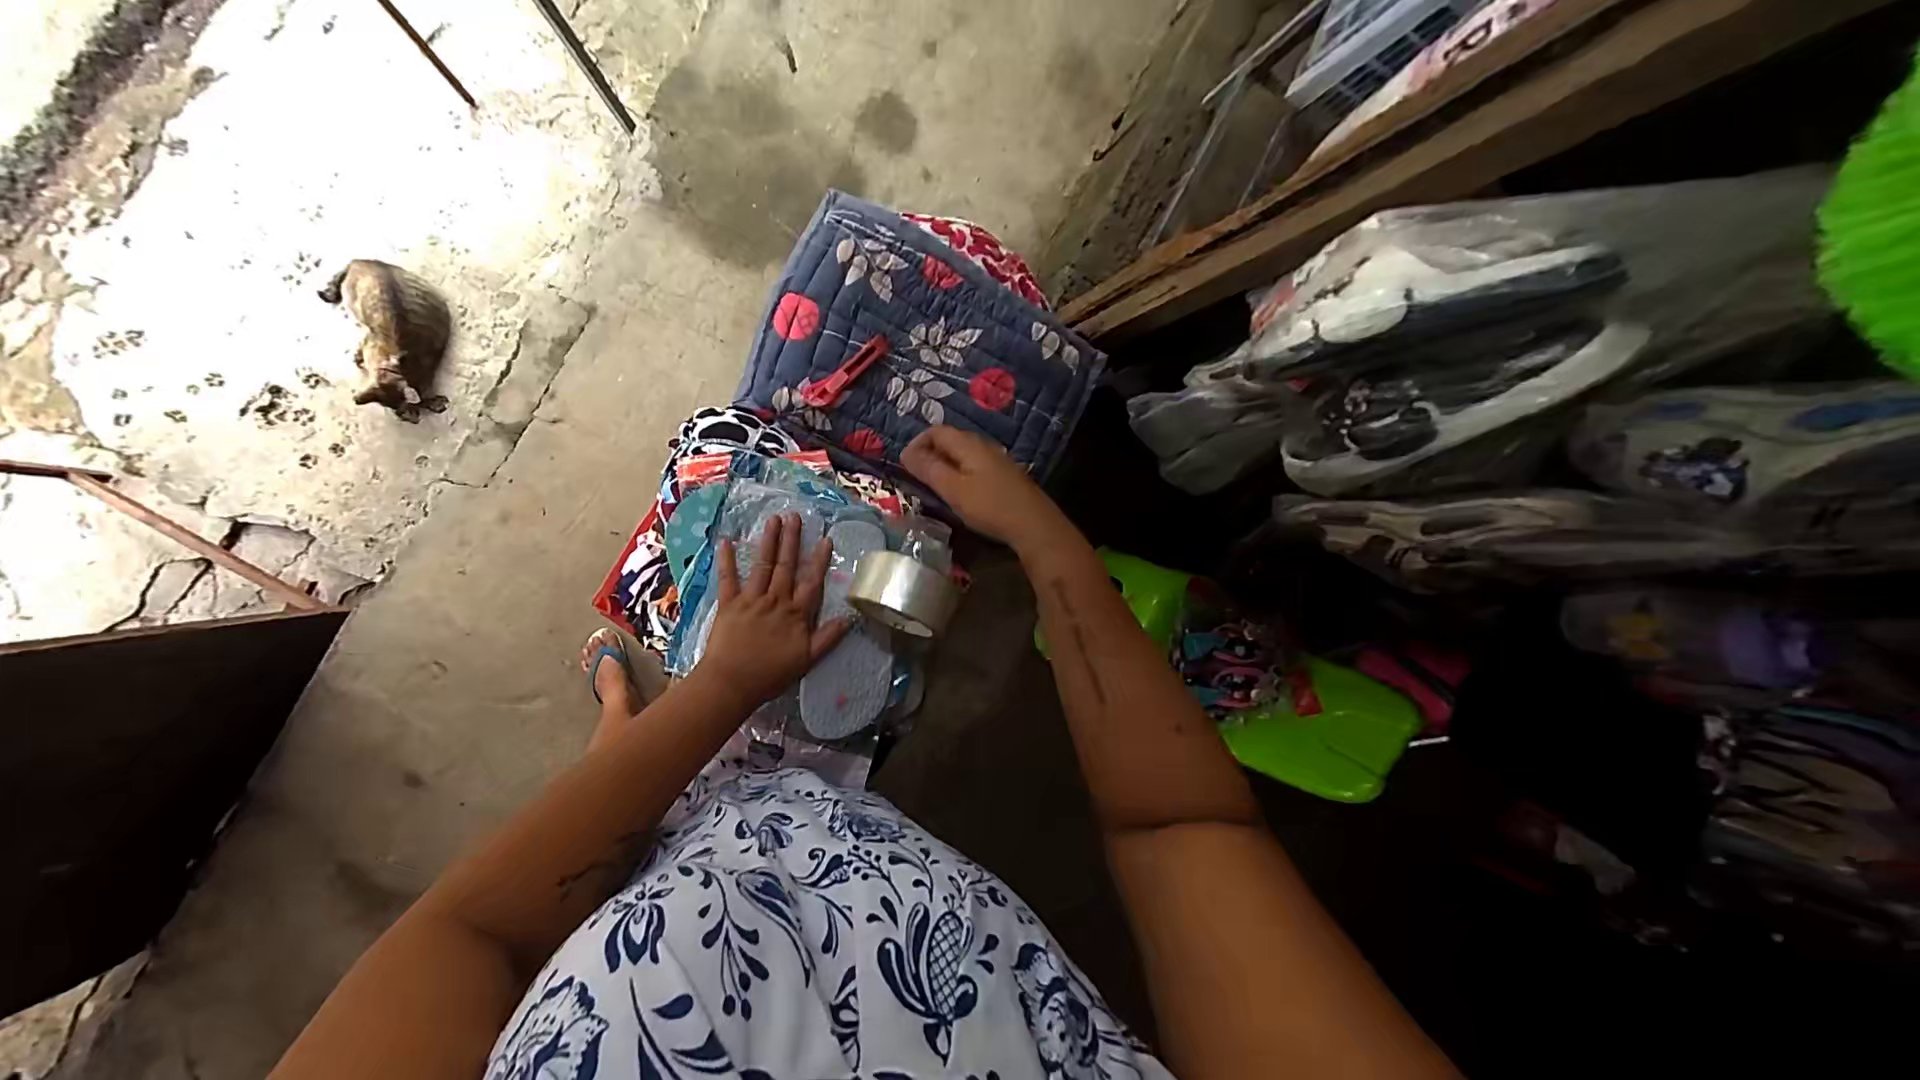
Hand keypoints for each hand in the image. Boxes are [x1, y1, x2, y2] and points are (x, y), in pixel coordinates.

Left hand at [696, 513, 851, 708]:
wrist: (731, 683)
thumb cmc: (770, 675)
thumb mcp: (807, 660)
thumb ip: (828, 638)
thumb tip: (849, 619)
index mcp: (796, 614)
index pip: (811, 582)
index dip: (819, 561)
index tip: (825, 539)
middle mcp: (775, 601)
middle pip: (786, 566)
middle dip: (792, 540)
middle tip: (795, 516)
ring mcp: (751, 600)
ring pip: (762, 565)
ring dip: (769, 541)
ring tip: (773, 520)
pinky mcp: (728, 604)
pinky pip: (727, 578)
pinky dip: (727, 560)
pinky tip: (726, 541)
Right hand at [901, 426, 1070, 549]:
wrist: (1034, 524)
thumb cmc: (990, 506)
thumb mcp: (953, 490)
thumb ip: (929, 469)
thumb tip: (906, 452)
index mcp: (969, 444)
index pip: (936, 430)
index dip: (917, 443)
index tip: (905, 465)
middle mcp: (984, 445)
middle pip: (950, 440)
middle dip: (929, 453)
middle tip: (917, 476)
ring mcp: (997, 460)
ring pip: (963, 454)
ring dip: (945, 465)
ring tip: (935, 486)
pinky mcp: (1004, 476)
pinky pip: (975, 466)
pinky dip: (960, 473)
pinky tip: (960, 493)